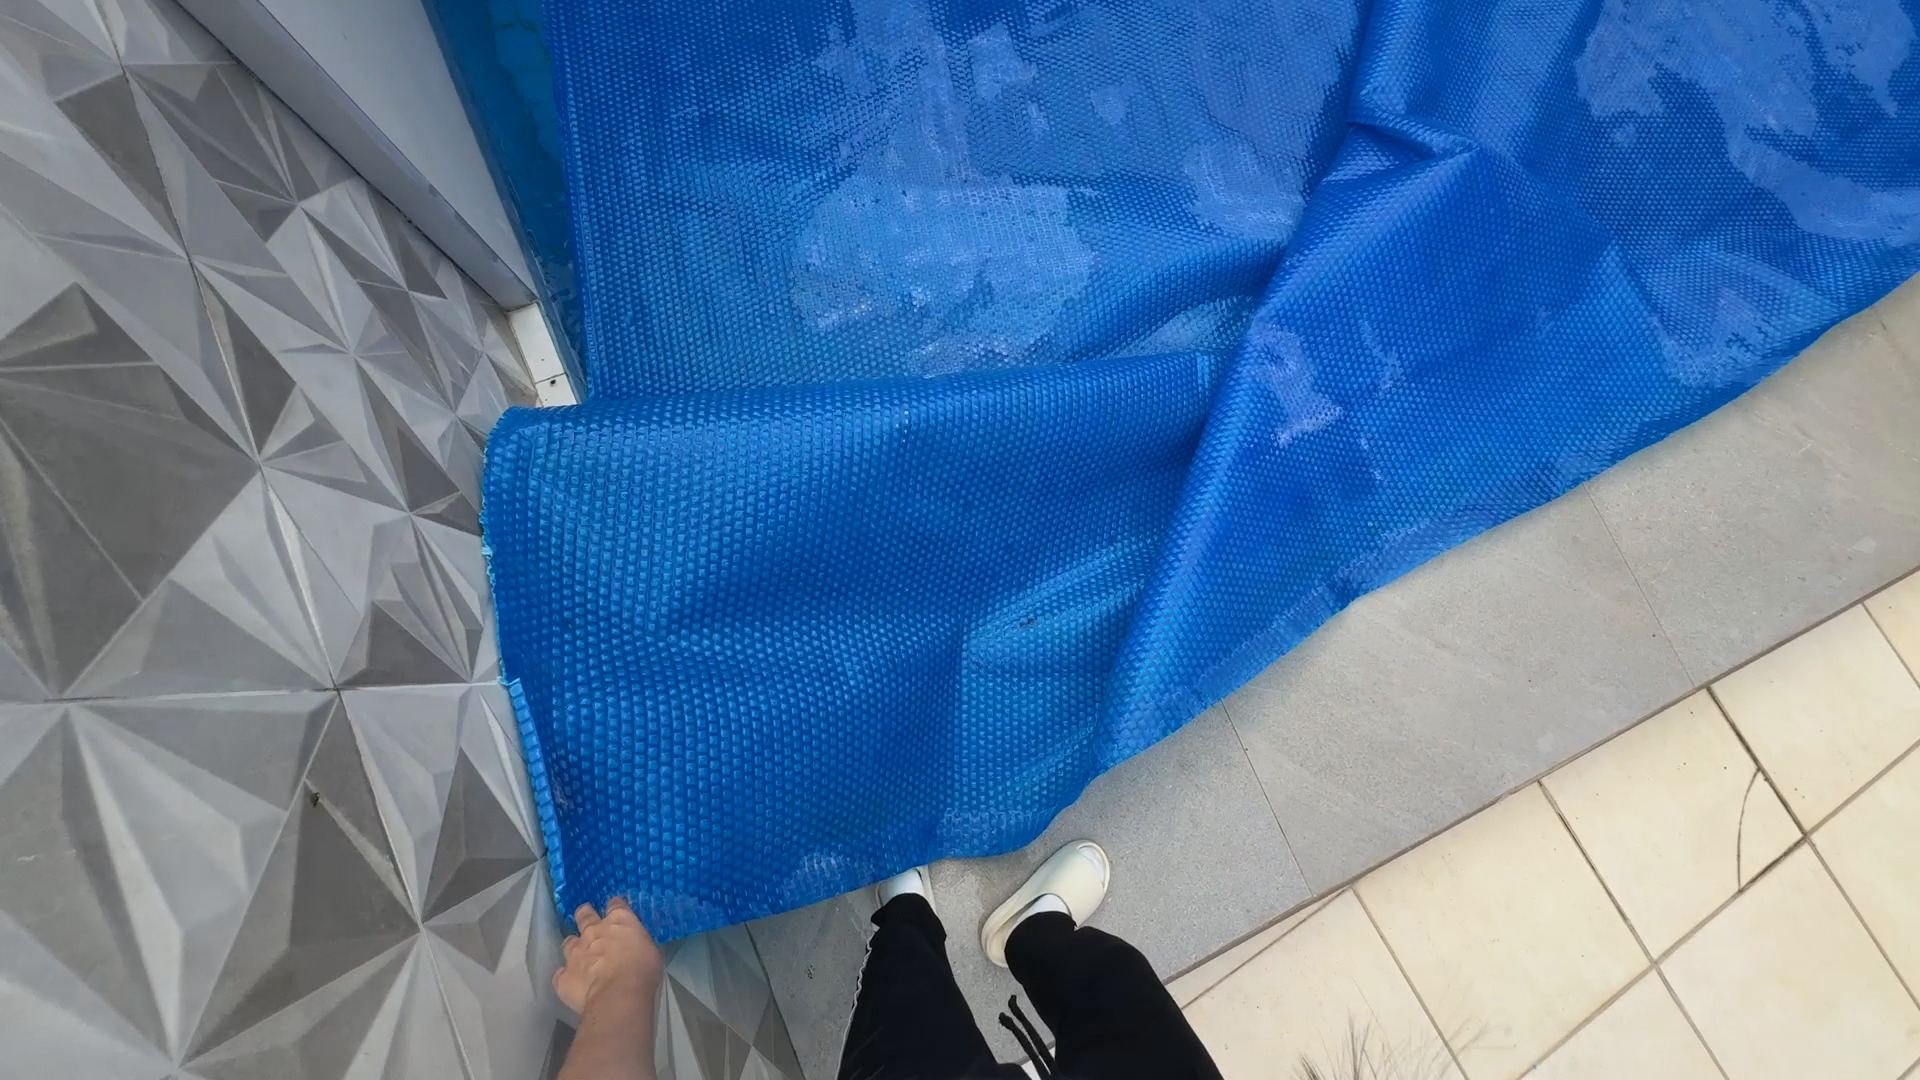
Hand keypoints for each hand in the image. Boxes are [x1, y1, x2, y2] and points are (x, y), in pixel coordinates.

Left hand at [553, 896, 664, 1013]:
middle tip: (585, 914)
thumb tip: (633, 946)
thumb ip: (636, 942)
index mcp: (619, 920)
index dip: (614, 906)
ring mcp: (575, 954)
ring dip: (573, 945)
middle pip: (585, 916)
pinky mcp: (563, 977)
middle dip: (584, 914)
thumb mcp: (649, 948)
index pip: (615, 905)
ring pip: (568, 943)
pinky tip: (570, 981)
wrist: (618, 995)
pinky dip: (565, 976)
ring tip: (576, 952)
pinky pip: (560, 974)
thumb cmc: (642, 969)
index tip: (615, 909)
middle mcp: (594, 931)